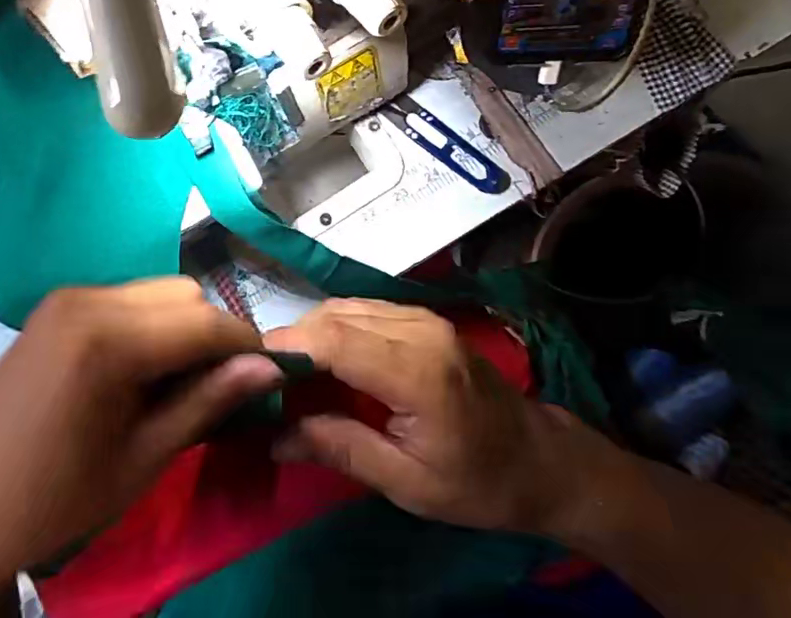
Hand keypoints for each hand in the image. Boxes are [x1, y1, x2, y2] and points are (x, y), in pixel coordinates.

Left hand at [0, 277, 281, 617]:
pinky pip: (127, 298)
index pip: (204, 321)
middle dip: (214, 334)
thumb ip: (209, 402)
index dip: (246, 344)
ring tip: (182, 380)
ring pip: (158, 291)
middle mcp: (88, 299)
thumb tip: (272, 367)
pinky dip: (151, 324)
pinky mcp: (56, 305)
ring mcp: (68, 296)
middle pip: (184, 294)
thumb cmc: (57, 499)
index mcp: (108, 339)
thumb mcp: (144, 458)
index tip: (272, 373)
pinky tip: (142, 368)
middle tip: (222, 386)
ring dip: (184, 326)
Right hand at [263, 298, 594, 536]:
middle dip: (293, 341)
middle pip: (336, 316)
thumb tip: (275, 436)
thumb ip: (341, 448)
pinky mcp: (424, 318)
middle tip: (262, 378)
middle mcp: (419, 329)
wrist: (541, 460)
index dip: (288, 348)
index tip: (249, 370)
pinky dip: (335, 328)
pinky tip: (325, 360)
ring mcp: (423, 317)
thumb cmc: (479, 483)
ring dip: (312, 333)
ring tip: (288, 373)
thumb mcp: (409, 483)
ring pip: (347, 307)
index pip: (335, 340)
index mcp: (418, 371)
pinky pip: (365, 310)